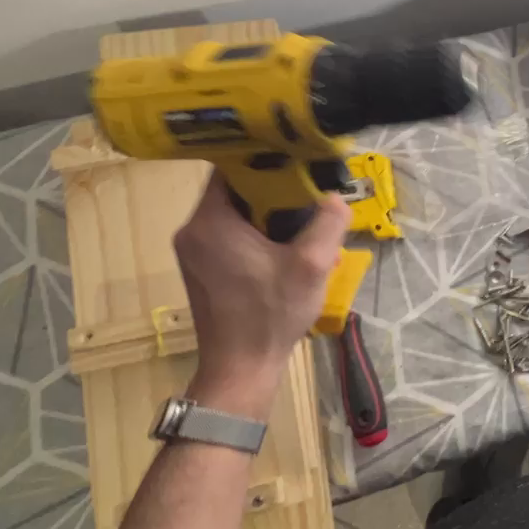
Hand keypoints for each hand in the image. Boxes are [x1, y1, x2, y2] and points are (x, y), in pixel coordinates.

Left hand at [173, 174, 349, 416]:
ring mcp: (194, 252)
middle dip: (274, 190)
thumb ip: (328, 222)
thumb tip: (335, 197)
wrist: (241, 369)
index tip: (298, 162)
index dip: (266, 159)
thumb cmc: (271, 315)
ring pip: (235, 212)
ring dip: (268, 213)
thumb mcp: (313, 265)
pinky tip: (285, 248)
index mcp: (209, 222)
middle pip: (235, 190)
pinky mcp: (202, 269)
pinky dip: (257, 233)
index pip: (232, 166)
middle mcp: (193, 230)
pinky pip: (231, 234)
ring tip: (303, 223)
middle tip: (308, 197)